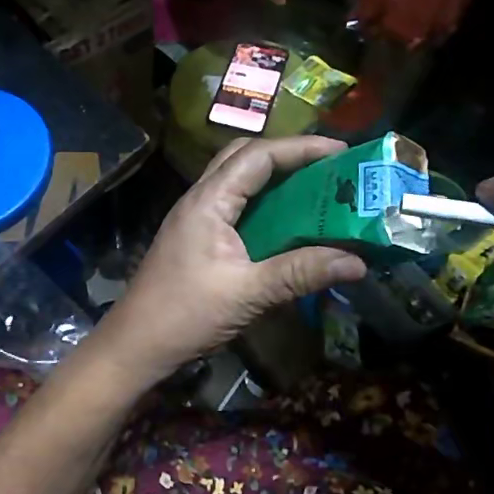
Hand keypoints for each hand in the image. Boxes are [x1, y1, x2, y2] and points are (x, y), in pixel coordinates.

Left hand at [93, 137, 368, 386]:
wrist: (135, 346)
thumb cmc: (185, 315)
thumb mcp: (248, 293)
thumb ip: (300, 273)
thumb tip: (358, 262)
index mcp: (209, 201)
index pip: (258, 155)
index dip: (301, 147)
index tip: (341, 151)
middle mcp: (201, 199)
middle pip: (245, 157)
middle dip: (288, 155)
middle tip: (328, 168)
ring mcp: (196, 218)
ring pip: (238, 181)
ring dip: (275, 178)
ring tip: (316, 189)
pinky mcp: (198, 238)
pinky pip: (235, 206)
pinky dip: (264, 204)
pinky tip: (287, 223)